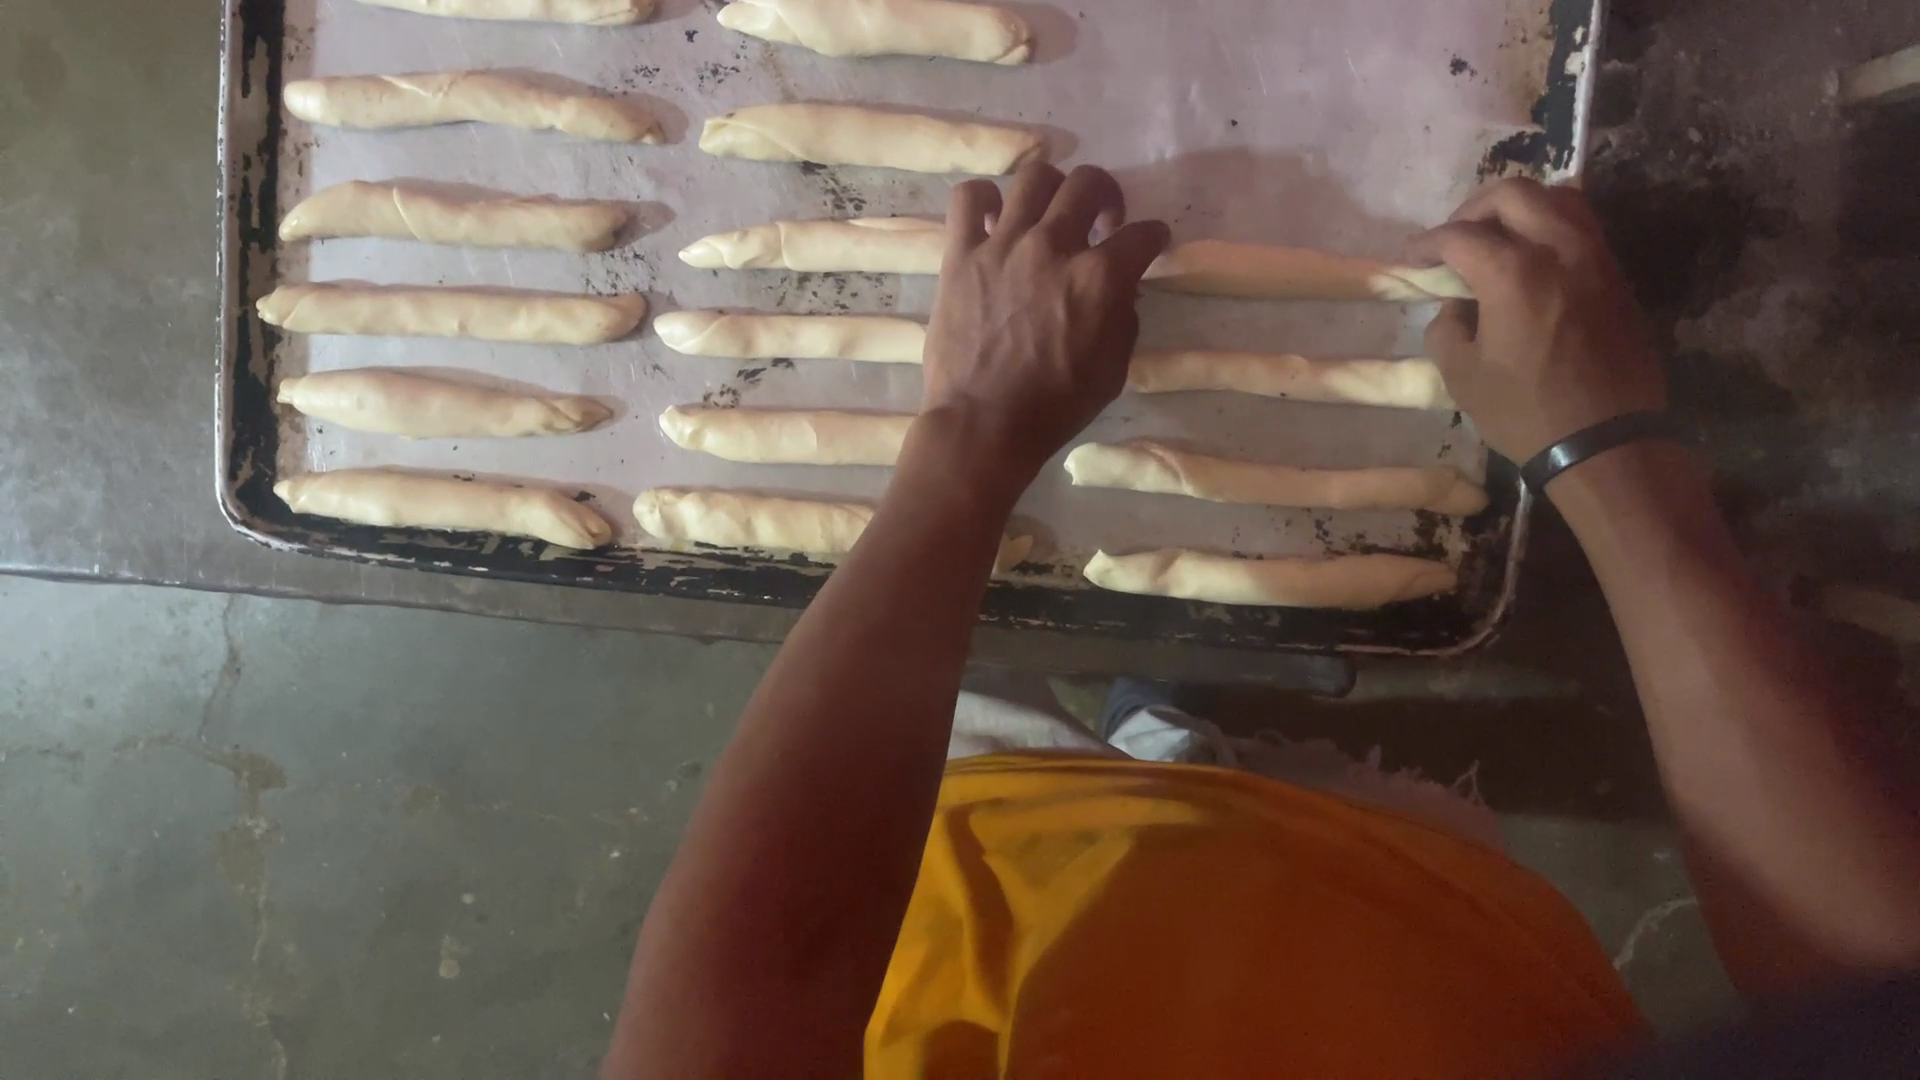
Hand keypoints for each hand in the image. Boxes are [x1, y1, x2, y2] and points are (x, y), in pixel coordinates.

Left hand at [917, 162, 1169, 493]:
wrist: (983, 425)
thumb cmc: (1053, 409)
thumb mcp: (1112, 372)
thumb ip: (1123, 321)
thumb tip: (1120, 292)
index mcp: (1099, 278)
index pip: (1142, 236)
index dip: (1153, 238)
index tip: (1150, 243)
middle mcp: (1053, 247)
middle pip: (1089, 185)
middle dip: (1107, 196)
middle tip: (1102, 223)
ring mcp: (1002, 246)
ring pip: (1035, 178)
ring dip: (1053, 190)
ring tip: (1050, 215)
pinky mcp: (960, 257)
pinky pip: (968, 199)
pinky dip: (984, 200)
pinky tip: (994, 220)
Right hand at [1407, 178, 1664, 462]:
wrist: (1604, 435)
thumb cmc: (1522, 409)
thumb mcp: (1461, 374)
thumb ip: (1446, 327)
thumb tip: (1455, 306)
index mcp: (1514, 274)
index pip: (1460, 236)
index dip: (1426, 243)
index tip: (1409, 258)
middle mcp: (1560, 250)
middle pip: (1515, 194)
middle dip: (1472, 209)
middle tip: (1450, 239)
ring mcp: (1595, 257)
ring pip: (1557, 198)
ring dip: (1516, 209)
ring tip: (1491, 239)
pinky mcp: (1613, 274)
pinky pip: (1579, 226)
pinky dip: (1545, 226)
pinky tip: (1524, 258)